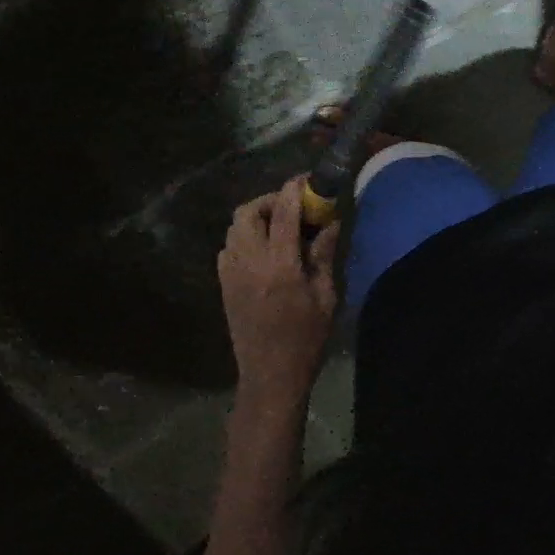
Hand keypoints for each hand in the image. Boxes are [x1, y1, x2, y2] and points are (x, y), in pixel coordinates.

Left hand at [218, 177, 338, 402]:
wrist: (270, 375)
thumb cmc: (307, 338)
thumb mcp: (326, 296)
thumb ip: (324, 254)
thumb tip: (331, 221)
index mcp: (279, 267)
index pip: (283, 214)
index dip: (294, 190)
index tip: (307, 179)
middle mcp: (249, 264)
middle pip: (247, 212)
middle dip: (269, 200)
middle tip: (292, 206)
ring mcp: (230, 274)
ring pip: (234, 228)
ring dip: (256, 217)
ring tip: (280, 226)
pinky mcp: (223, 285)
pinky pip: (228, 247)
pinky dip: (244, 237)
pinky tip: (264, 249)